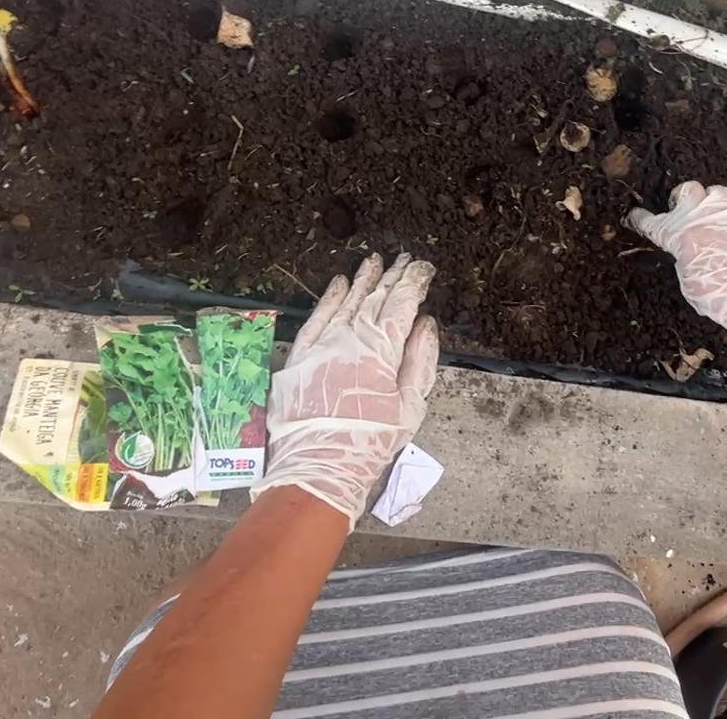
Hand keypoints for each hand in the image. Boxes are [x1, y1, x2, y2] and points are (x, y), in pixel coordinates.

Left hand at [255, 253, 439, 524]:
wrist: (319, 468)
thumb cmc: (372, 441)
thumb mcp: (411, 406)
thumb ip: (421, 361)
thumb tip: (426, 324)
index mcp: (382, 349)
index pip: (401, 304)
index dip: (414, 282)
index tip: (424, 267)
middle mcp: (351, 338)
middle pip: (375, 299)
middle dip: (391, 276)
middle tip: (403, 258)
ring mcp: (323, 345)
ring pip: (347, 303)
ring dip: (363, 280)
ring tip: (373, 260)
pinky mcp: (300, 357)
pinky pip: (316, 319)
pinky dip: (329, 299)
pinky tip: (338, 284)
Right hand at [627, 181, 726, 352]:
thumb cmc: (722, 295)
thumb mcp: (688, 281)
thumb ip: (683, 257)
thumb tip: (685, 250)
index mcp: (679, 234)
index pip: (651, 220)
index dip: (641, 219)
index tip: (637, 217)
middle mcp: (703, 216)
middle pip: (686, 190)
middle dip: (682, 199)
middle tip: (683, 212)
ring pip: (715, 193)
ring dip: (711, 204)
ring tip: (714, 219)